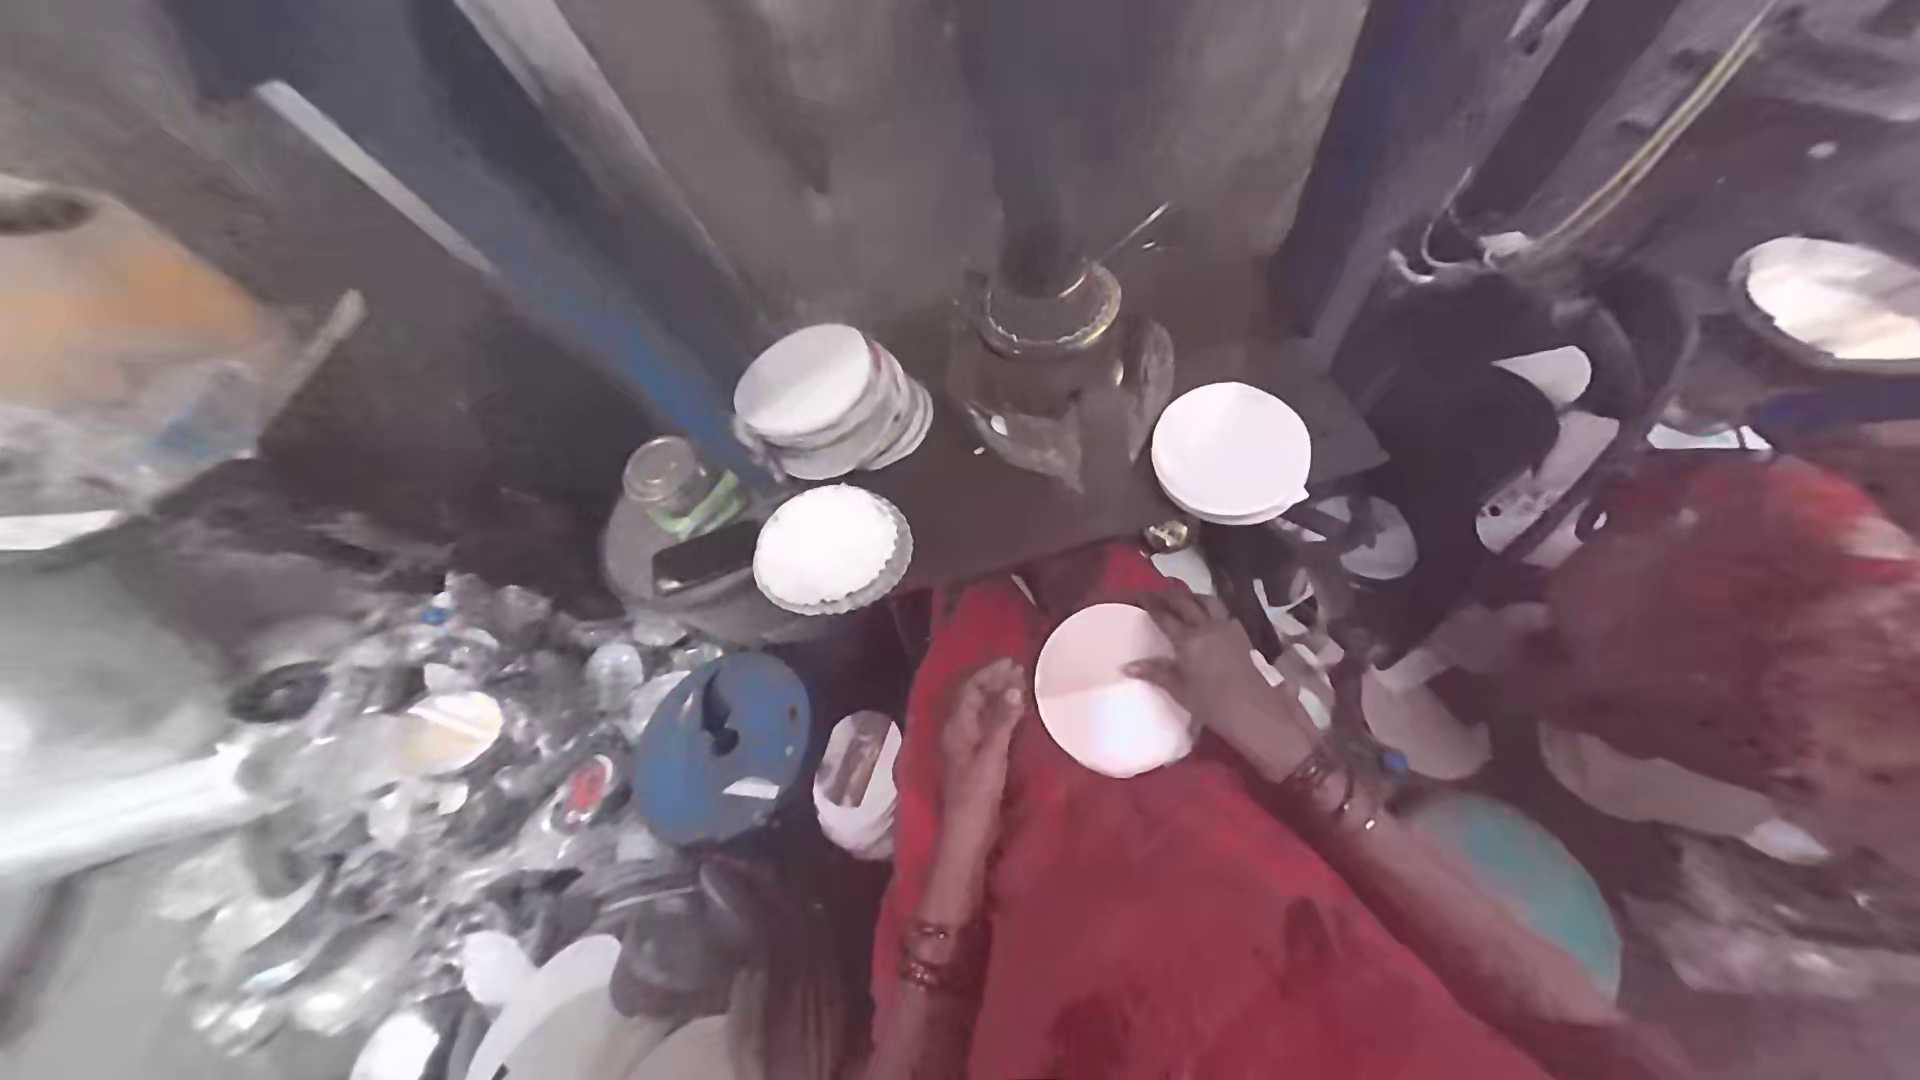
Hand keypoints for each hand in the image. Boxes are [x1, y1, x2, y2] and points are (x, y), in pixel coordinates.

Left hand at [936, 658, 1026, 856]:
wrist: (968, 833)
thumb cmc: (977, 793)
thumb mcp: (992, 755)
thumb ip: (1002, 721)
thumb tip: (1014, 688)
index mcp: (956, 726)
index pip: (971, 689)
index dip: (990, 673)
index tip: (1013, 663)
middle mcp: (957, 731)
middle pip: (974, 697)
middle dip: (995, 681)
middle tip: (1020, 671)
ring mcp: (965, 745)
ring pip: (981, 711)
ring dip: (998, 696)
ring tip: (1020, 685)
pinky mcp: (975, 758)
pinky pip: (987, 725)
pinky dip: (1000, 714)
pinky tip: (1015, 714)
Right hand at [1124, 592, 1318, 775]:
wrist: (1257, 713)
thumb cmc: (1214, 705)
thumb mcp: (1181, 691)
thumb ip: (1156, 673)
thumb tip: (1127, 666)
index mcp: (1188, 640)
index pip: (1164, 615)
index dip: (1150, 603)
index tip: (1138, 595)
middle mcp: (1206, 627)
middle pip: (1184, 601)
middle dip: (1167, 595)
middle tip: (1154, 593)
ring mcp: (1227, 629)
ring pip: (1207, 601)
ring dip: (1191, 596)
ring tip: (1181, 598)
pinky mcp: (1241, 636)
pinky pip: (1223, 612)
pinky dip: (1210, 607)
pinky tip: (1208, 616)